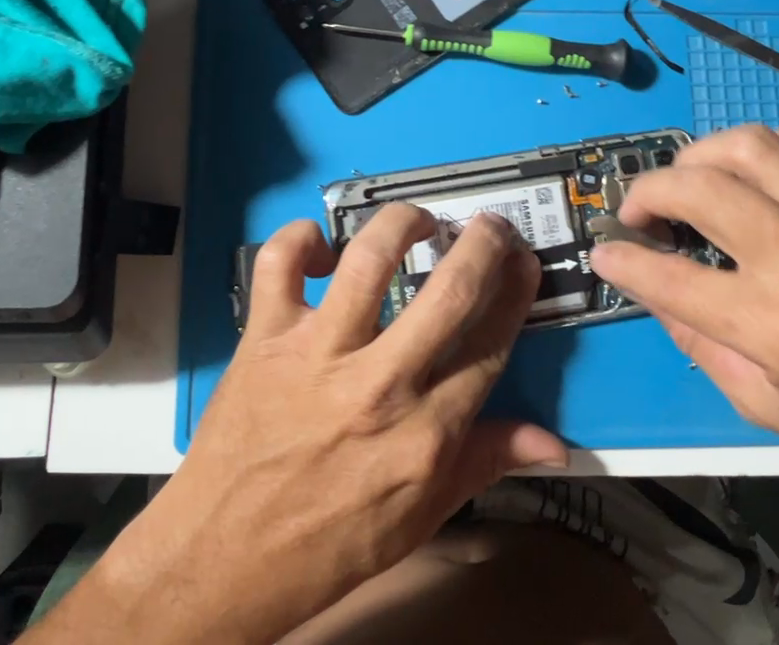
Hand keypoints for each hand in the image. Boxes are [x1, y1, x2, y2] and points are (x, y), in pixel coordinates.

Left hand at [51, 207, 565, 644]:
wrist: (224, 559)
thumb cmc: (330, 543)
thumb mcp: (420, 517)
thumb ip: (484, 463)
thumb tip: (555, 443)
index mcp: (426, 432)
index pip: (490, 343)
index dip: (515, 293)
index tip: (524, 262)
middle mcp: (379, 383)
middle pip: (449, 292)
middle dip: (482, 245)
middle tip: (490, 225)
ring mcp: (317, 354)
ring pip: (370, 260)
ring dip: (403, 224)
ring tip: (418, 219)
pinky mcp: (264, 339)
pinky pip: (280, 264)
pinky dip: (299, 239)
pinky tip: (321, 247)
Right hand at [591, 125, 778, 512]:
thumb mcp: (774, 410)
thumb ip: (703, 346)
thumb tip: (655, 293)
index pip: (672, 278)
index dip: (624, 262)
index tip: (605, 253)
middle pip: (700, 189)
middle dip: (647, 193)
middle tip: (638, 213)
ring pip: (748, 147)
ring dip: (698, 157)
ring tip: (688, 183)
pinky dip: (761, 148)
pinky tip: (752, 175)